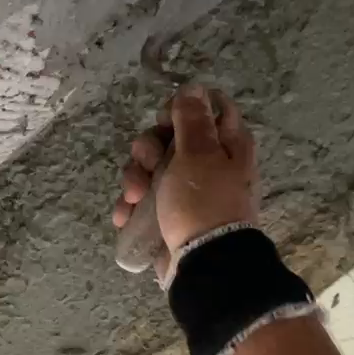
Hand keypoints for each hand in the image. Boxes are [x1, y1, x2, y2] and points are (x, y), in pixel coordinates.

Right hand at [112, 84, 258, 277]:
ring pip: (152, 169)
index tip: (164, 119)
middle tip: (147, 163)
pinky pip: (146, 200)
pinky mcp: (171, 215)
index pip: (207, 108)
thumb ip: (192, 119)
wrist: (204, 266)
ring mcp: (190, 191)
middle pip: (170, 137)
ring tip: (134, 198)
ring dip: (134, 179)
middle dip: (148, 148)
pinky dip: (133, 206)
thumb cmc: (204, 202)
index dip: (180, 108)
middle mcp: (211, 164)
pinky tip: (125, 217)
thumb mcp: (198, 153)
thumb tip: (193, 88)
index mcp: (228, 144)